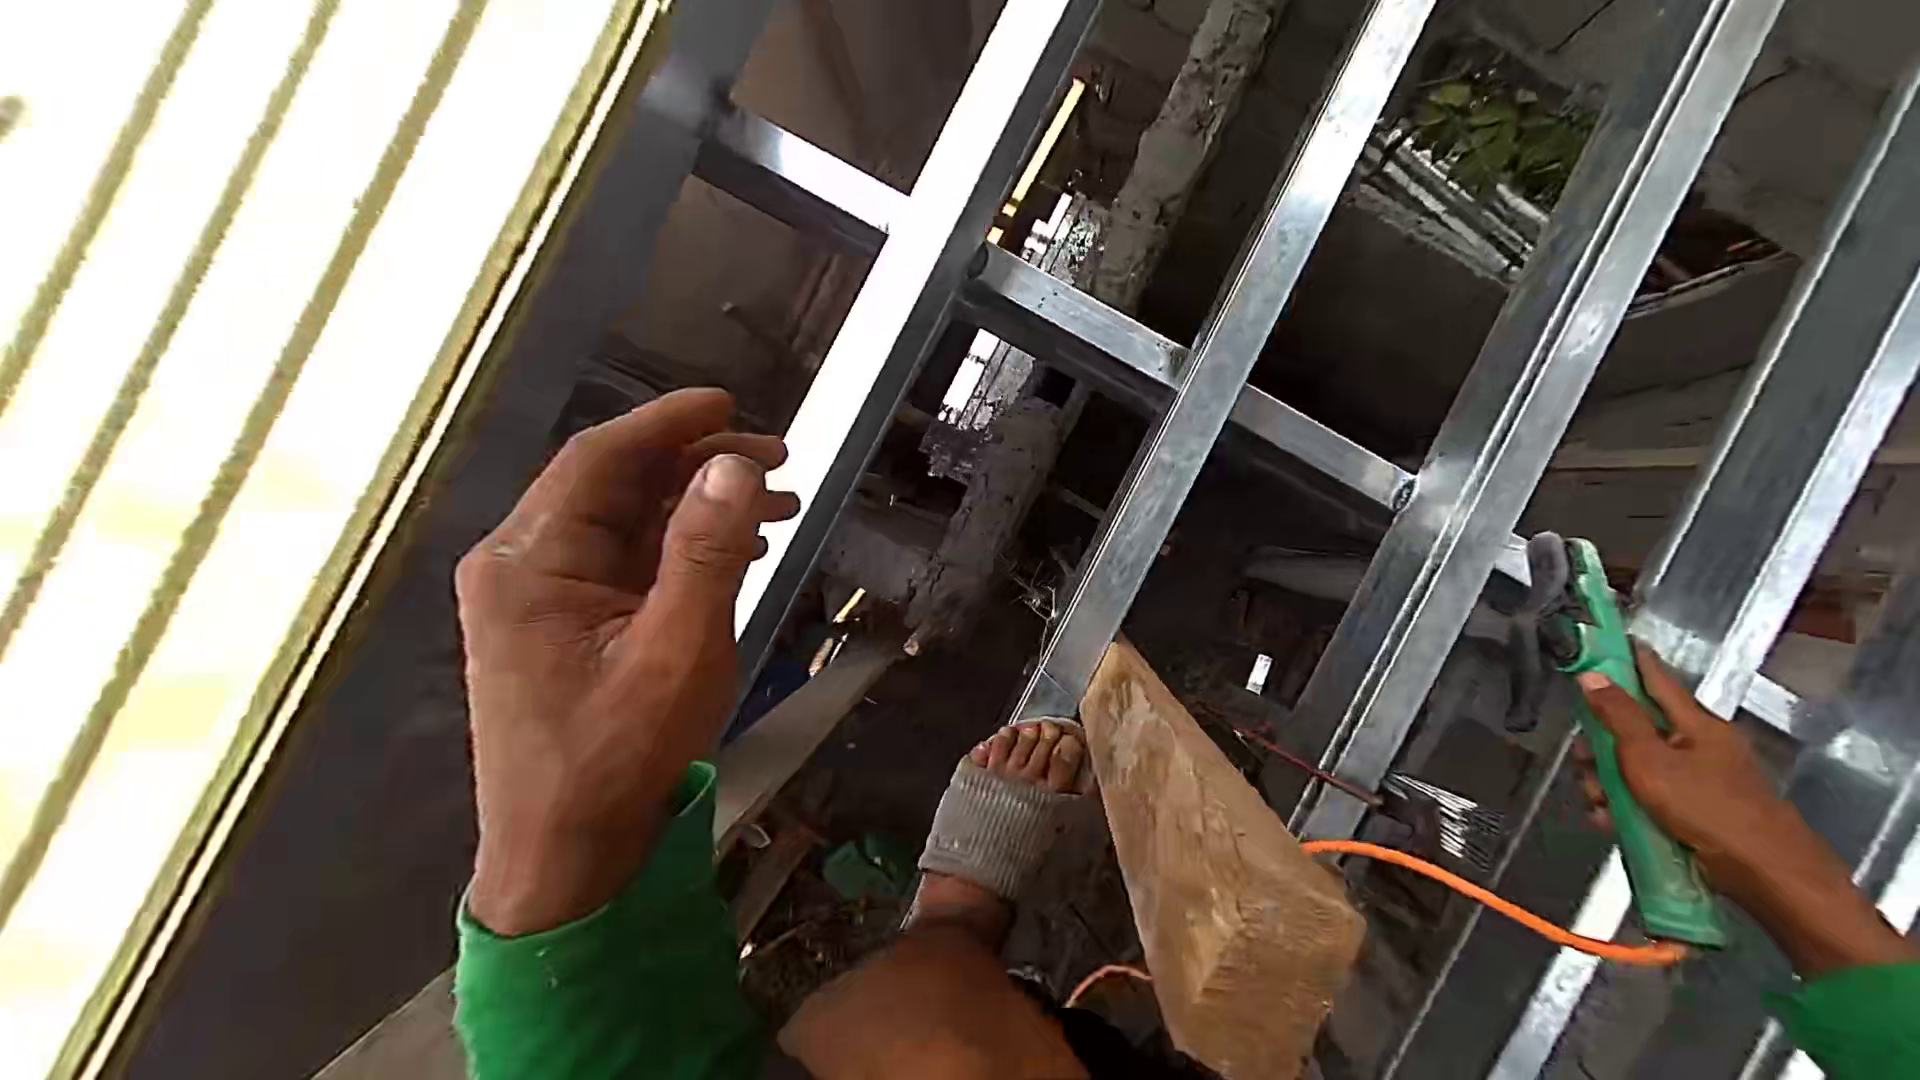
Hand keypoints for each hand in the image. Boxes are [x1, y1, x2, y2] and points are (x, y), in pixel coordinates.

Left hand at [457, 389, 798, 935]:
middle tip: (775, 460)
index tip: (729, 404)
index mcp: (532, 560)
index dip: (668, 423)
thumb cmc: (618, 755)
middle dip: (700, 465)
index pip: (601, 459)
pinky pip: (636, 561)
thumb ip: (708, 552)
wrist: (570, 853)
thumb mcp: (678, 648)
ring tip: (777, 505)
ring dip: (704, 507)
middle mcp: (528, 564)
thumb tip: (735, 467)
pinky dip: (690, 546)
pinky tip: (741, 549)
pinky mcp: (575, 624)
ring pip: (634, 522)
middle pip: (620, 485)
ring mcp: (550, 596)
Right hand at [1576, 645, 1916, 975]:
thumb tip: (1591, 674)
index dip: (1628, 659)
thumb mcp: (1648, 757)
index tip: (1604, 642)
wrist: (1768, 878)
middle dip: (1599, 747)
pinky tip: (1612, 821)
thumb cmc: (1707, 808)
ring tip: (1601, 804)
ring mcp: (1697, 780)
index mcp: (1694, 726)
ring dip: (1605, 783)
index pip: (1654, 679)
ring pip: (1631, 766)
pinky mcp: (1692, 809)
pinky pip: (1643, 796)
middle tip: (1586, 763)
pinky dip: (1622, 806)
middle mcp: (1697, 746)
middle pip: (1631, 729)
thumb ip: (1617, 716)